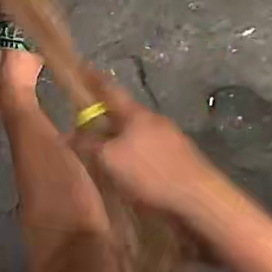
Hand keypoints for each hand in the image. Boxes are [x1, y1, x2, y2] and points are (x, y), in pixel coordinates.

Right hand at [82, 70, 229, 221]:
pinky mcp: (183, 162)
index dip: (94, 79)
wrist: (204, 203)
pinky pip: (151, 152)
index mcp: (136, 114)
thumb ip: (87, 145)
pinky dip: (137, 157)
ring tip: (107, 156)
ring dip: (122, 140)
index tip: (82, 69)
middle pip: (124, 113)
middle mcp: (156, 121)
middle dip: (106, 118)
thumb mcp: (108, 159)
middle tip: (87, 126)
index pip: (110, 89)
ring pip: (139, 134)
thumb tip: (67, 135)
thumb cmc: (150, 173)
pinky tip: (131, 174)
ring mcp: (173, 141)